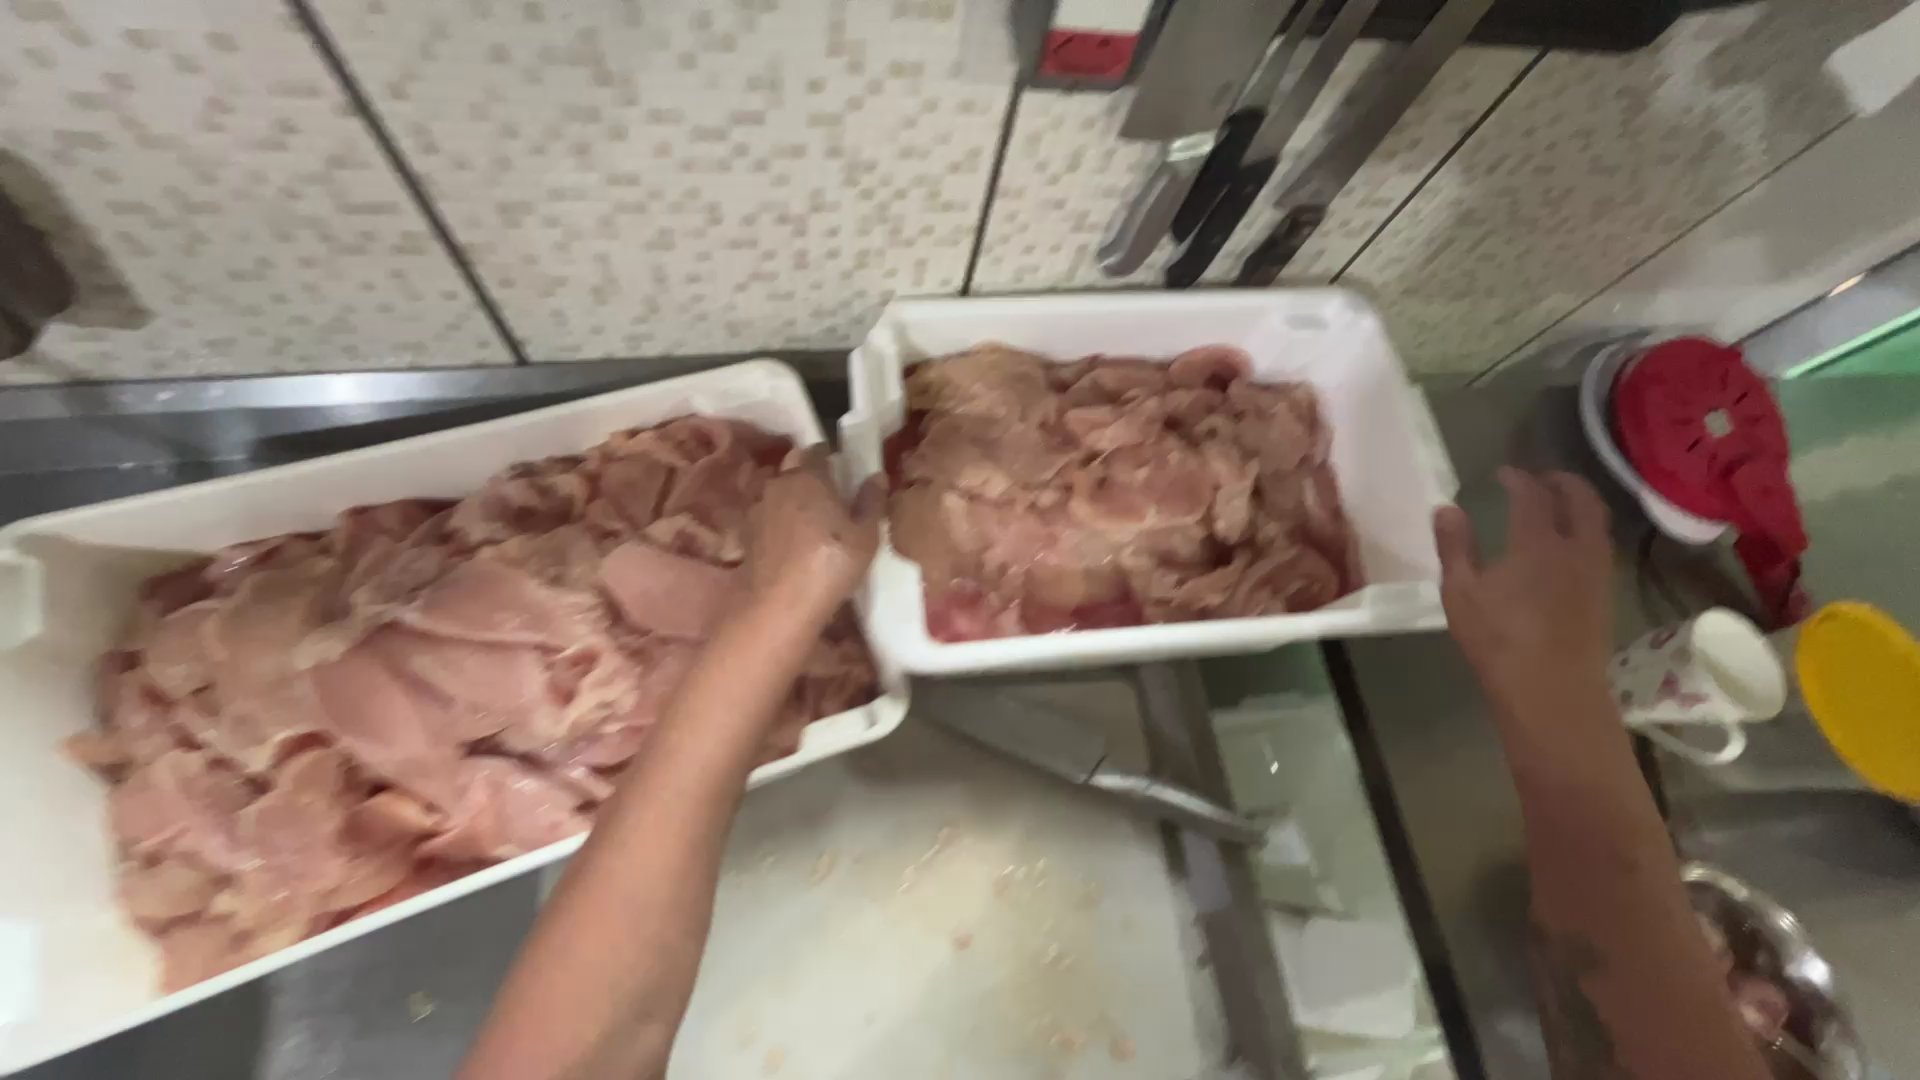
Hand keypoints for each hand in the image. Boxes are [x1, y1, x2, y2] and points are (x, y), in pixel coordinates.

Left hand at [744, 447, 884, 618]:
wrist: (780, 604)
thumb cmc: (832, 563)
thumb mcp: (866, 535)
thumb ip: (871, 501)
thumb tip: (877, 475)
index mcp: (809, 476)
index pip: (818, 450)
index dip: (831, 458)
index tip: (843, 472)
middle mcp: (778, 483)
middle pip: (794, 467)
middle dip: (809, 474)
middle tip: (829, 496)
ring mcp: (758, 507)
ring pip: (777, 491)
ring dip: (791, 498)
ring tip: (810, 521)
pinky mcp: (747, 532)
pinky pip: (767, 515)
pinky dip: (778, 520)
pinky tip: (791, 542)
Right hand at [1434, 468, 1614, 715]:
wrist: (1550, 687)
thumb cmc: (1496, 638)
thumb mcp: (1460, 591)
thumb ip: (1454, 546)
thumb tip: (1446, 509)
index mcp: (1536, 542)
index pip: (1532, 496)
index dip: (1519, 479)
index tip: (1504, 473)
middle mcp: (1575, 548)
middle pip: (1581, 500)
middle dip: (1563, 482)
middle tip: (1543, 477)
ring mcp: (1596, 571)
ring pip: (1598, 523)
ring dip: (1581, 504)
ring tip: (1560, 504)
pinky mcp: (1604, 594)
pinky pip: (1600, 545)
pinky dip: (1586, 530)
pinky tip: (1569, 544)